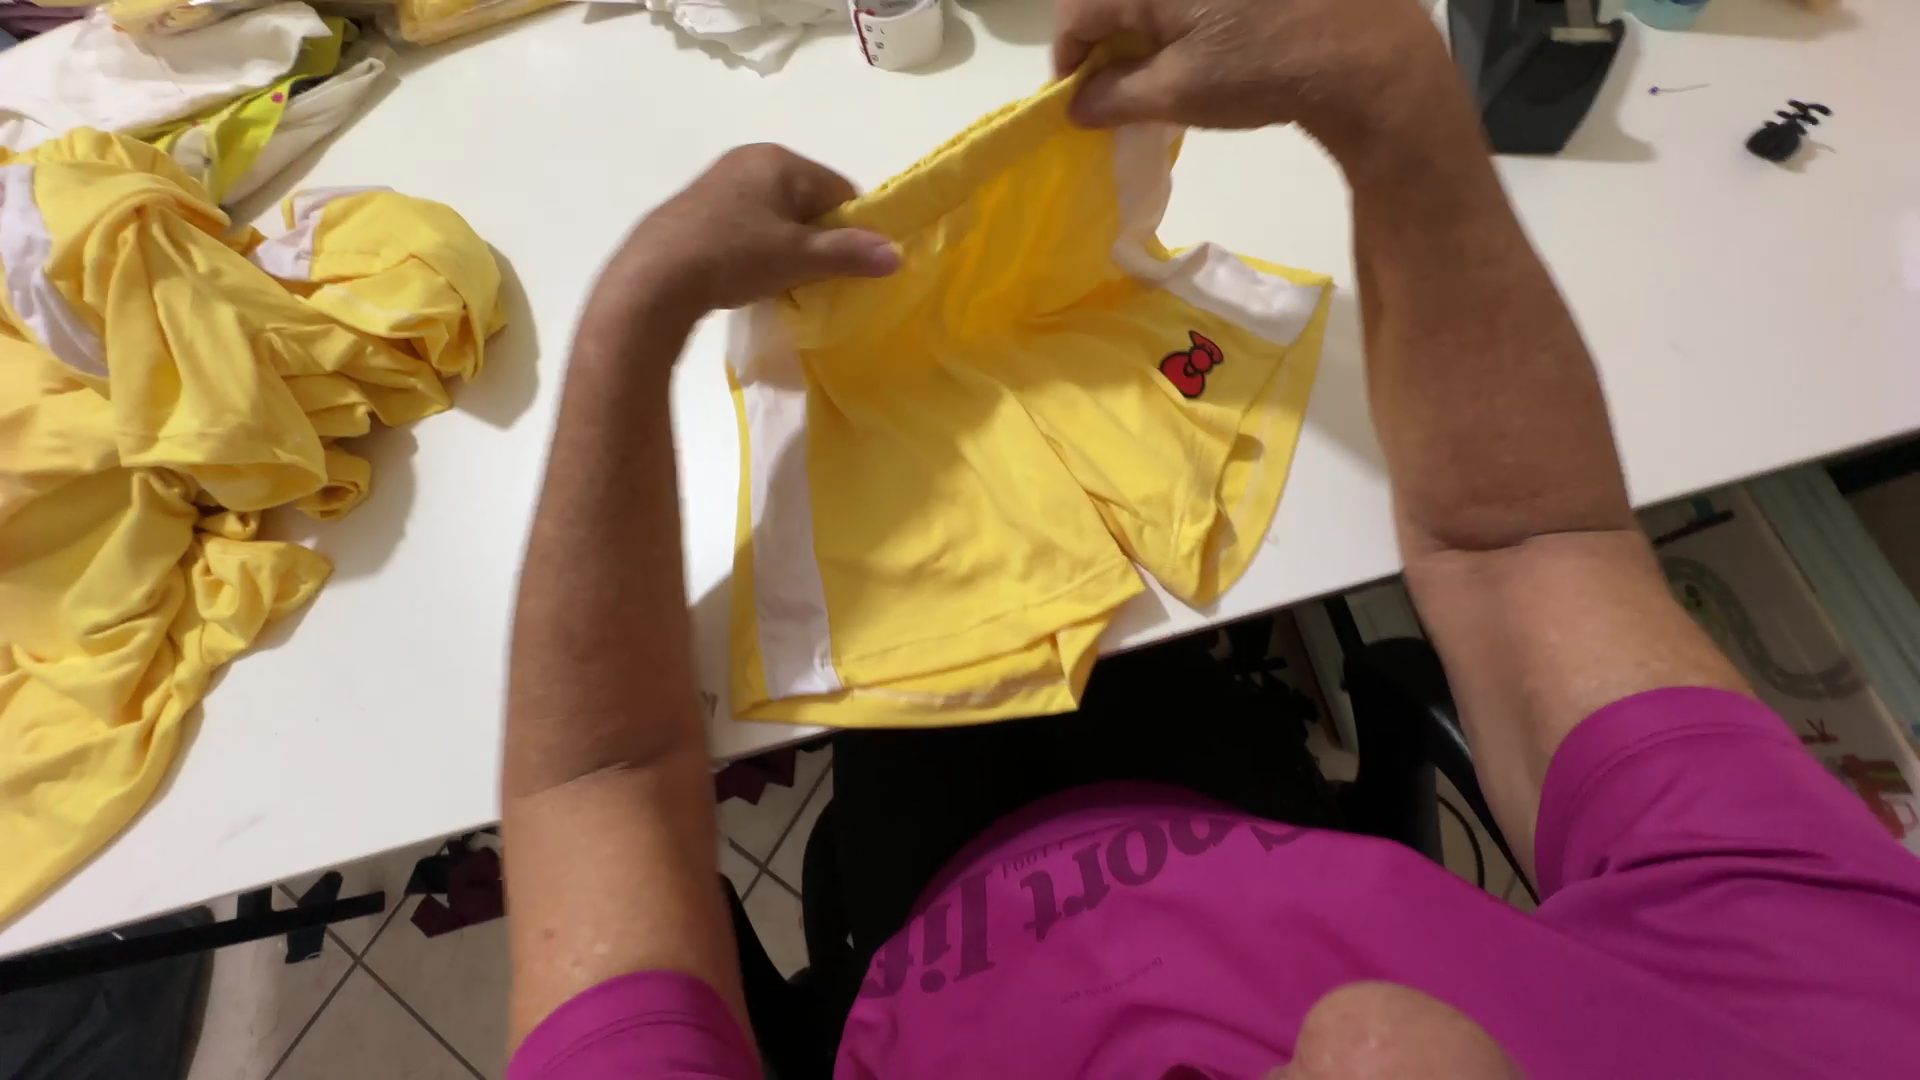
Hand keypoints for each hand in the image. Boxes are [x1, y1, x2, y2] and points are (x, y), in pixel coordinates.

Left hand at [587, 144, 898, 327]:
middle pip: (810, 202)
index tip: (853, 266)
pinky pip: (753, 225)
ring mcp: (723, 182)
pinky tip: (757, 276)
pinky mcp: (703, 208)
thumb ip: (849, 254)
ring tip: (789, 283)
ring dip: (793, 248)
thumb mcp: (799, 258)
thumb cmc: (734, 257)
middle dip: (822, 240)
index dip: (854, 229)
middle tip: (822, 279)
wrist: (656, 277)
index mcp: (780, 160)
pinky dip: (765, 249)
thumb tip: (897, 254)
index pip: (840, 190)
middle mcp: (751, 160)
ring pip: (781, 216)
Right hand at [1053, 0, 1471, 159]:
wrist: (1358, 50)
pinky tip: (1190, 42)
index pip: (1074, 12)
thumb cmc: (1258, 72)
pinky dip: (1172, 15)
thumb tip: (1076, 106)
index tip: (1077, 101)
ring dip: (1137, 28)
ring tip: (1153, 71)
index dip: (1067, 61)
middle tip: (1113, 90)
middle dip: (1102, 42)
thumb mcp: (1174, 94)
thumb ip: (1112, 98)